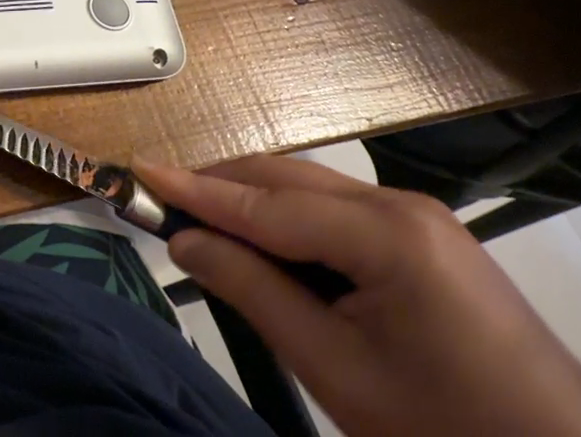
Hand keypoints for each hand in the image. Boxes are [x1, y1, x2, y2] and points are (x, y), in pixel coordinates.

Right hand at [134, 155, 580, 436]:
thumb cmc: (446, 426)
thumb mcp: (333, 365)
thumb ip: (251, 291)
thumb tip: (184, 241)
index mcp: (384, 233)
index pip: (262, 203)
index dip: (192, 189)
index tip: (135, 169)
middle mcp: (400, 206)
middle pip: (282, 179)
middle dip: (216, 188)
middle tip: (156, 205)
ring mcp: (417, 219)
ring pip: (305, 190)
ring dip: (248, 204)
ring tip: (199, 228)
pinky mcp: (424, 241)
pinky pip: (333, 212)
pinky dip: (285, 222)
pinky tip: (262, 247)